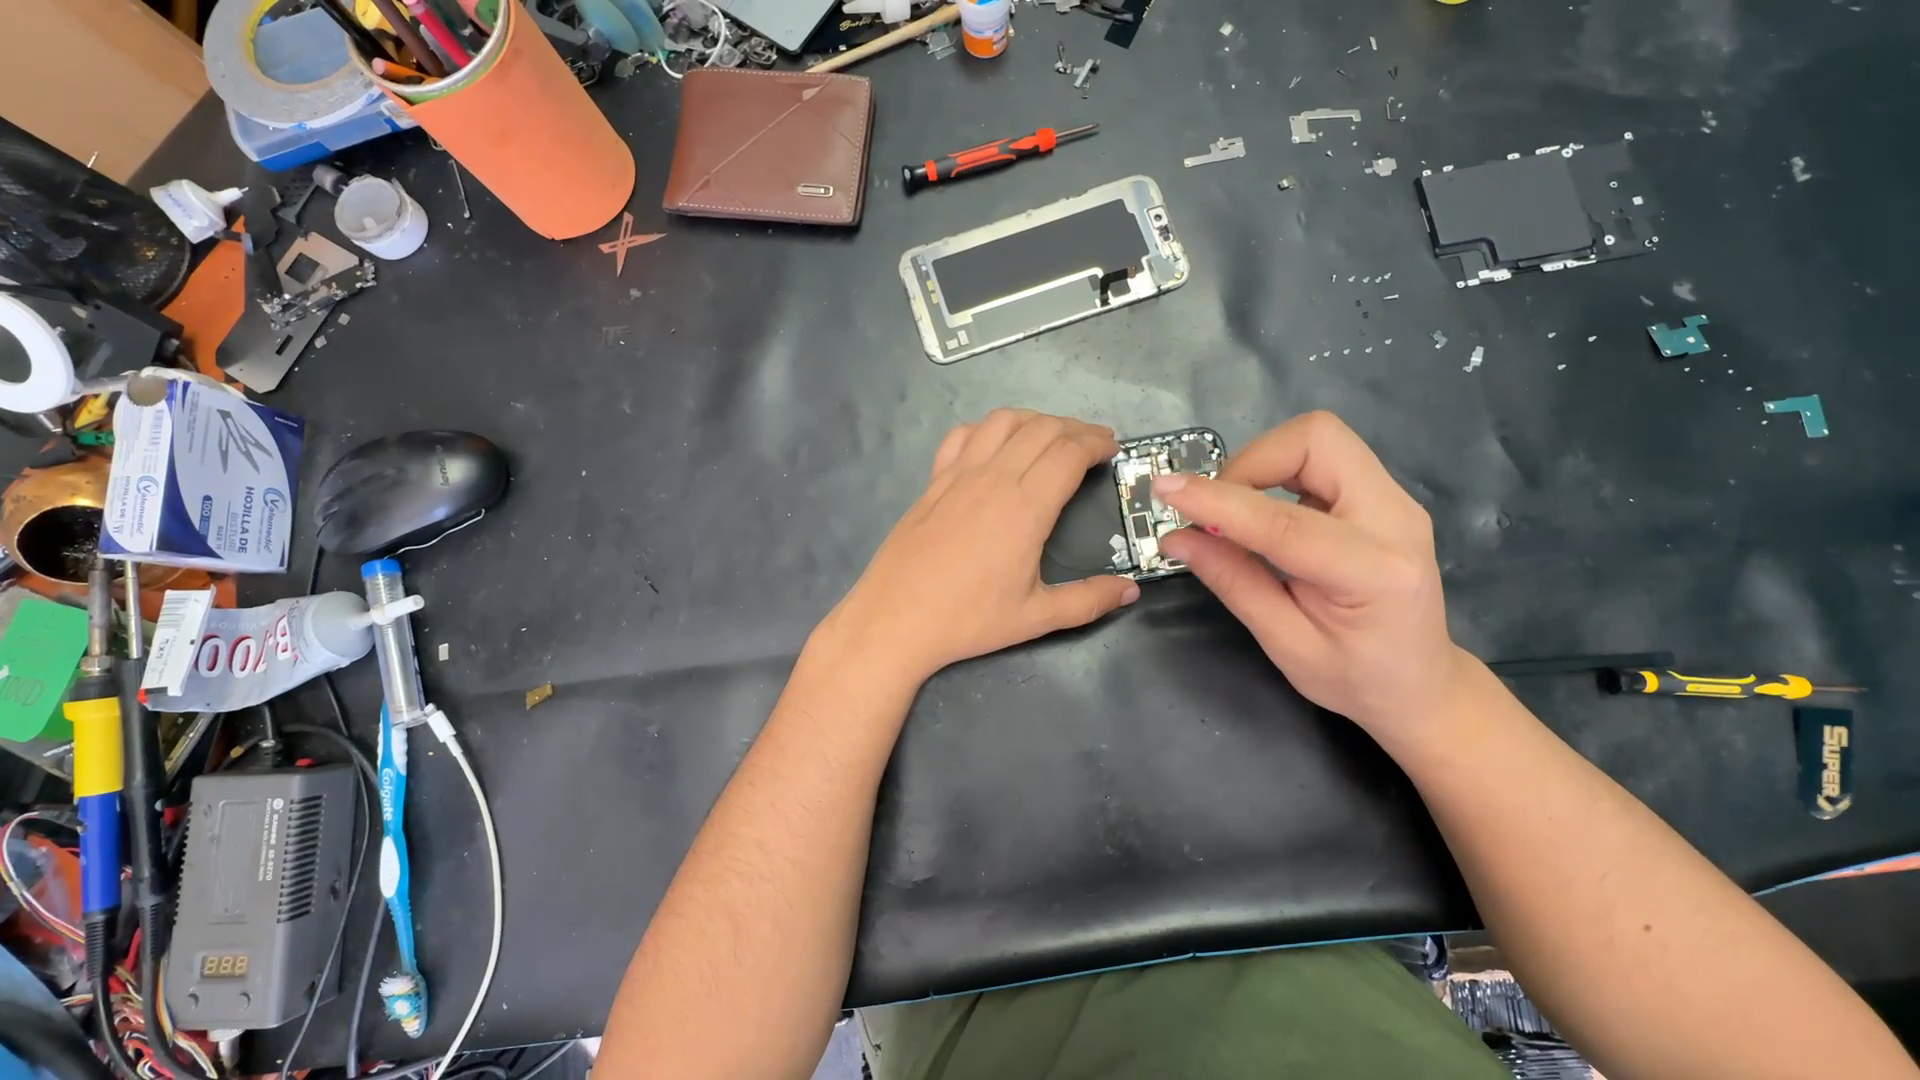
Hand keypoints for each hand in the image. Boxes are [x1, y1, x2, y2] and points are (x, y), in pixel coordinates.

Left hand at [817, 410, 1140, 682]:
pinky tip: (996, 444)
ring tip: (1052, 436)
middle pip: (1042, 428)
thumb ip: (1088, 601)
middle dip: (1076, 428)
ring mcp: (958, 475)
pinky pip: (963, 436)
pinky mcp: (933, 482)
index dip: (1097, 442)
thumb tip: (1130, 592)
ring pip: (1002, 422)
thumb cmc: (968, 619)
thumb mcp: (1036, 617)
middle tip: (1094, 444)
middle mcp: (993, 478)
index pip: (1069, 451)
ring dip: (1035, 419)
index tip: (1113, 449)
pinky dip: (988, 428)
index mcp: (1025, 507)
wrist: (895, 619)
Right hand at [1154, 411, 1469, 733]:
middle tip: (1217, 510)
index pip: (1285, 522)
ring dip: (1262, 463)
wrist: (1422, 685)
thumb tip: (1177, 537)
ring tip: (1237, 512)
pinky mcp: (1382, 494)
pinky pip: (1322, 457)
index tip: (1165, 490)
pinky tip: (1265, 514)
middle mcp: (1396, 518)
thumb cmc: (1355, 679)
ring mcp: (1395, 498)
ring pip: (1318, 438)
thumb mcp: (1285, 643)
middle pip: (1316, 439)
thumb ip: (1234, 582)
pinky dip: (1278, 472)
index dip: (1219, 502)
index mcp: (1375, 573)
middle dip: (1251, 461)